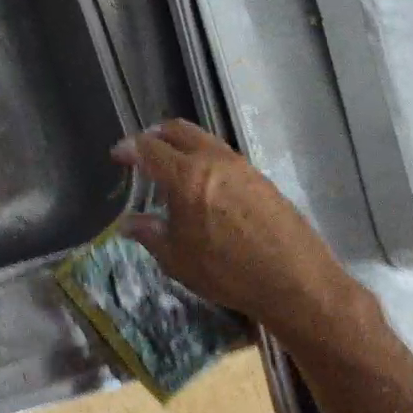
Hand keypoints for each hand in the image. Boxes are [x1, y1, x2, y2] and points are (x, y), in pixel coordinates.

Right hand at [113, 120, 363, 341]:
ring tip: (171, 169)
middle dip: (155, 135)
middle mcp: (214, 162)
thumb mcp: (176, 258)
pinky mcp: (261, 179)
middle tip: (142, 151)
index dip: (128, 148)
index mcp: (187, 177)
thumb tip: (128, 223)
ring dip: (182, 145)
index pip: (149, 148)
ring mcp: (242, 167)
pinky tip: (202, 186)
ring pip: (204, 140)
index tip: (117, 155)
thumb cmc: (226, 271)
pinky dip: (204, 159)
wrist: (295, 281)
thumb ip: (149, 233)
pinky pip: (224, 156)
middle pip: (179, 130)